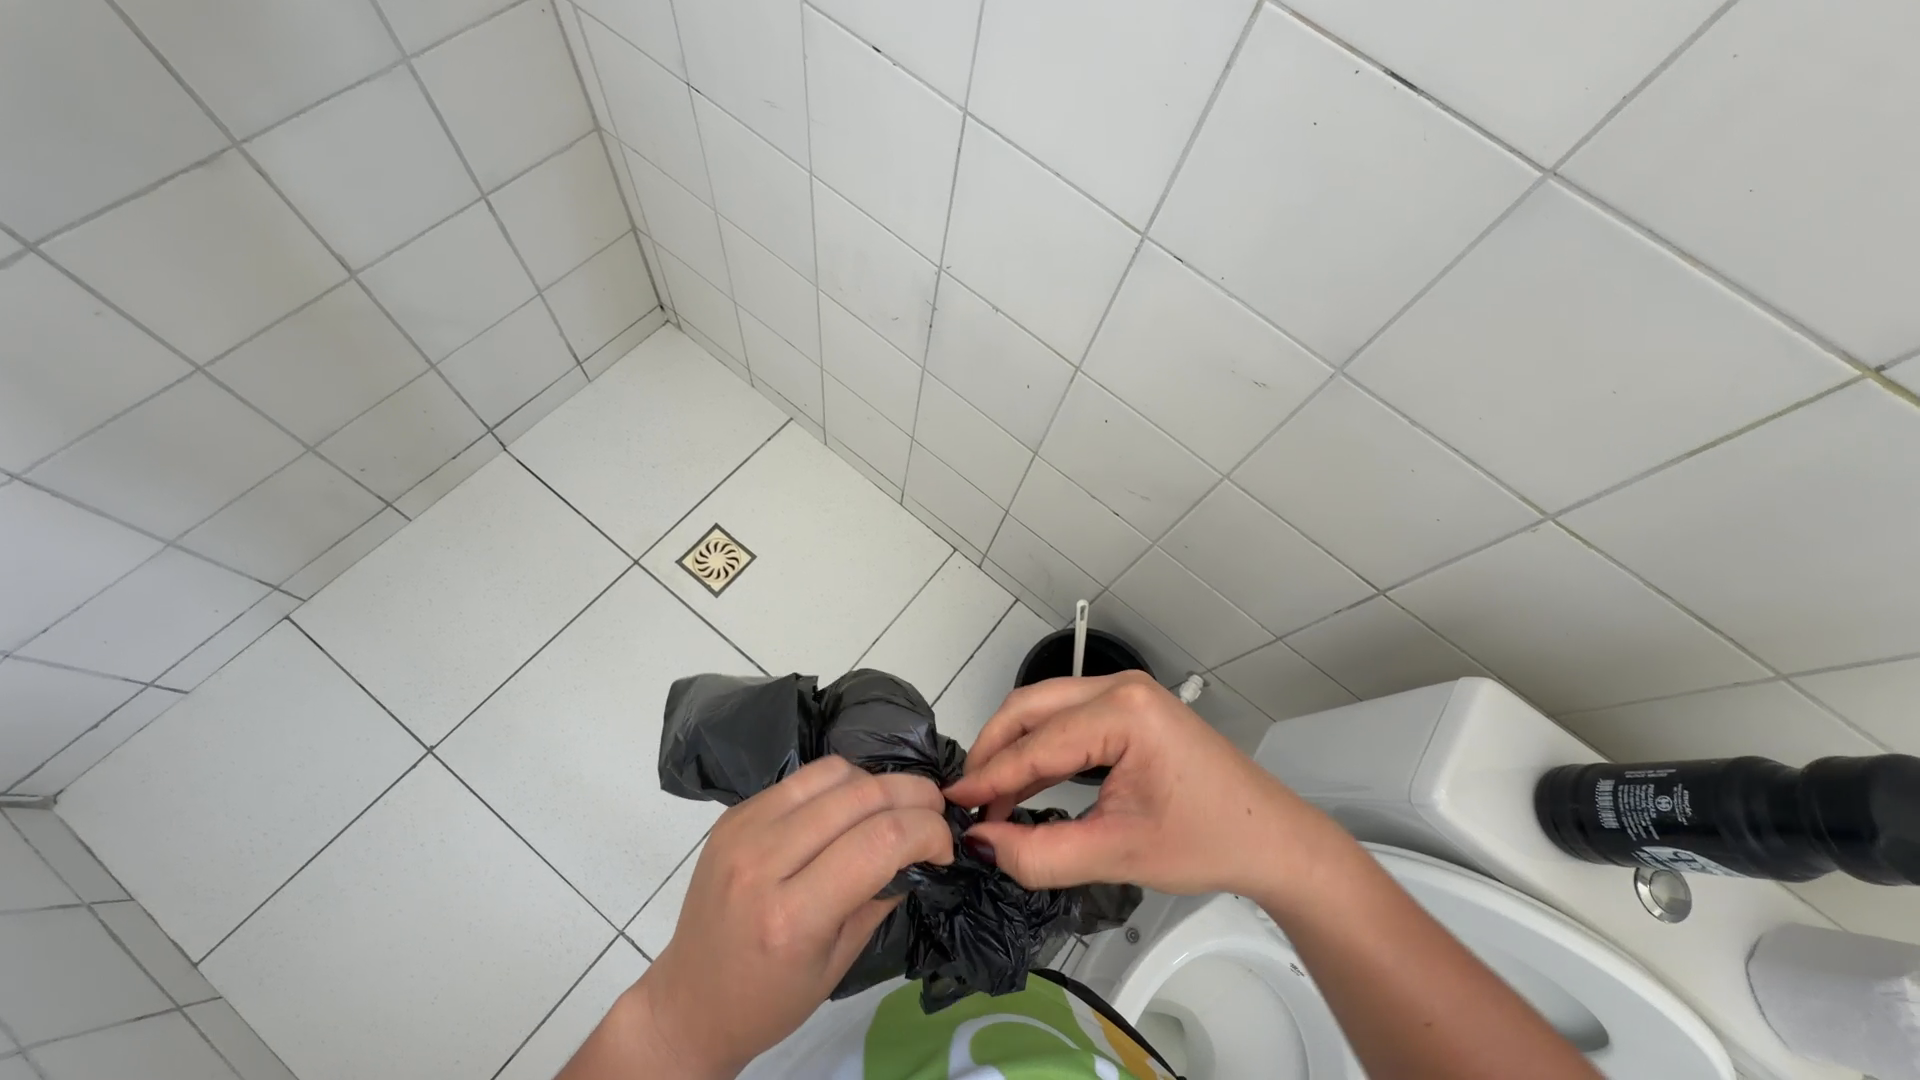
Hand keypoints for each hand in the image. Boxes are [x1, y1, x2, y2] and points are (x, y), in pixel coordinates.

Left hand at [628, 757, 952, 1077]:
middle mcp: (764, 861)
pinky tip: (850, 810)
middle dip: (915, 797)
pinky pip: (803, 778)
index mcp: (792, 916)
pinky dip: (841, 785)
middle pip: (862, 796)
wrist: (688, 1001)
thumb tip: (923, 847)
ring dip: (879, 783)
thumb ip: (883, 895)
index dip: (928, 831)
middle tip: (935, 815)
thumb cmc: (770, 1000)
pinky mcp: (734, 813)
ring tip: (894, 809)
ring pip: (835, 773)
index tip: (944, 847)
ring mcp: (743, 829)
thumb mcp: (840, 962)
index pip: (881, 841)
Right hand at [943, 672, 1339, 901]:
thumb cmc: (1208, 842)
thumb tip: (981, 844)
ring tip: (990, 797)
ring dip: (1015, 748)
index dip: (990, 778)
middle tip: (968, 797)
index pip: (1037, 743)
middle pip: (1031, 706)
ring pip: (1046, 708)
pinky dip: (1041, 749)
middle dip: (994, 750)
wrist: (1271, 839)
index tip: (953, 806)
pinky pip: (1068, 719)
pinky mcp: (1130, 708)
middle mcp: (1122, 687)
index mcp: (1124, 712)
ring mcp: (1127, 693)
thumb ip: (1041, 853)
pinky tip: (1025, 785)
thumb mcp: (1117, 854)